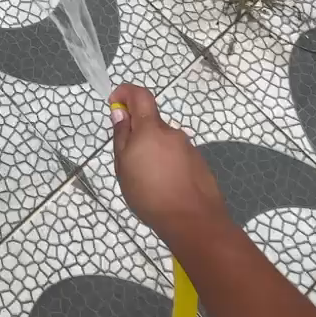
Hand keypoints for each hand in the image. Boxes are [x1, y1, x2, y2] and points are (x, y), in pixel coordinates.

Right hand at [109, 83, 230, 244]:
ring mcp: (189, 150)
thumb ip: (122, 136)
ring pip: (164, 142)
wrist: (195, 224)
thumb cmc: (150, 194)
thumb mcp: (123, 165)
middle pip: (151, 123)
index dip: (125, 92)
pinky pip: (177, 157)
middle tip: (129, 160)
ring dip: (153, 152)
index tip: (115, 105)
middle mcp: (172, 133)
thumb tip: (120, 113)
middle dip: (138, 134)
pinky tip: (166, 188)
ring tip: (148, 181)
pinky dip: (168, 165)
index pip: (140, 94)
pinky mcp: (200, 166)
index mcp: (151, 129)